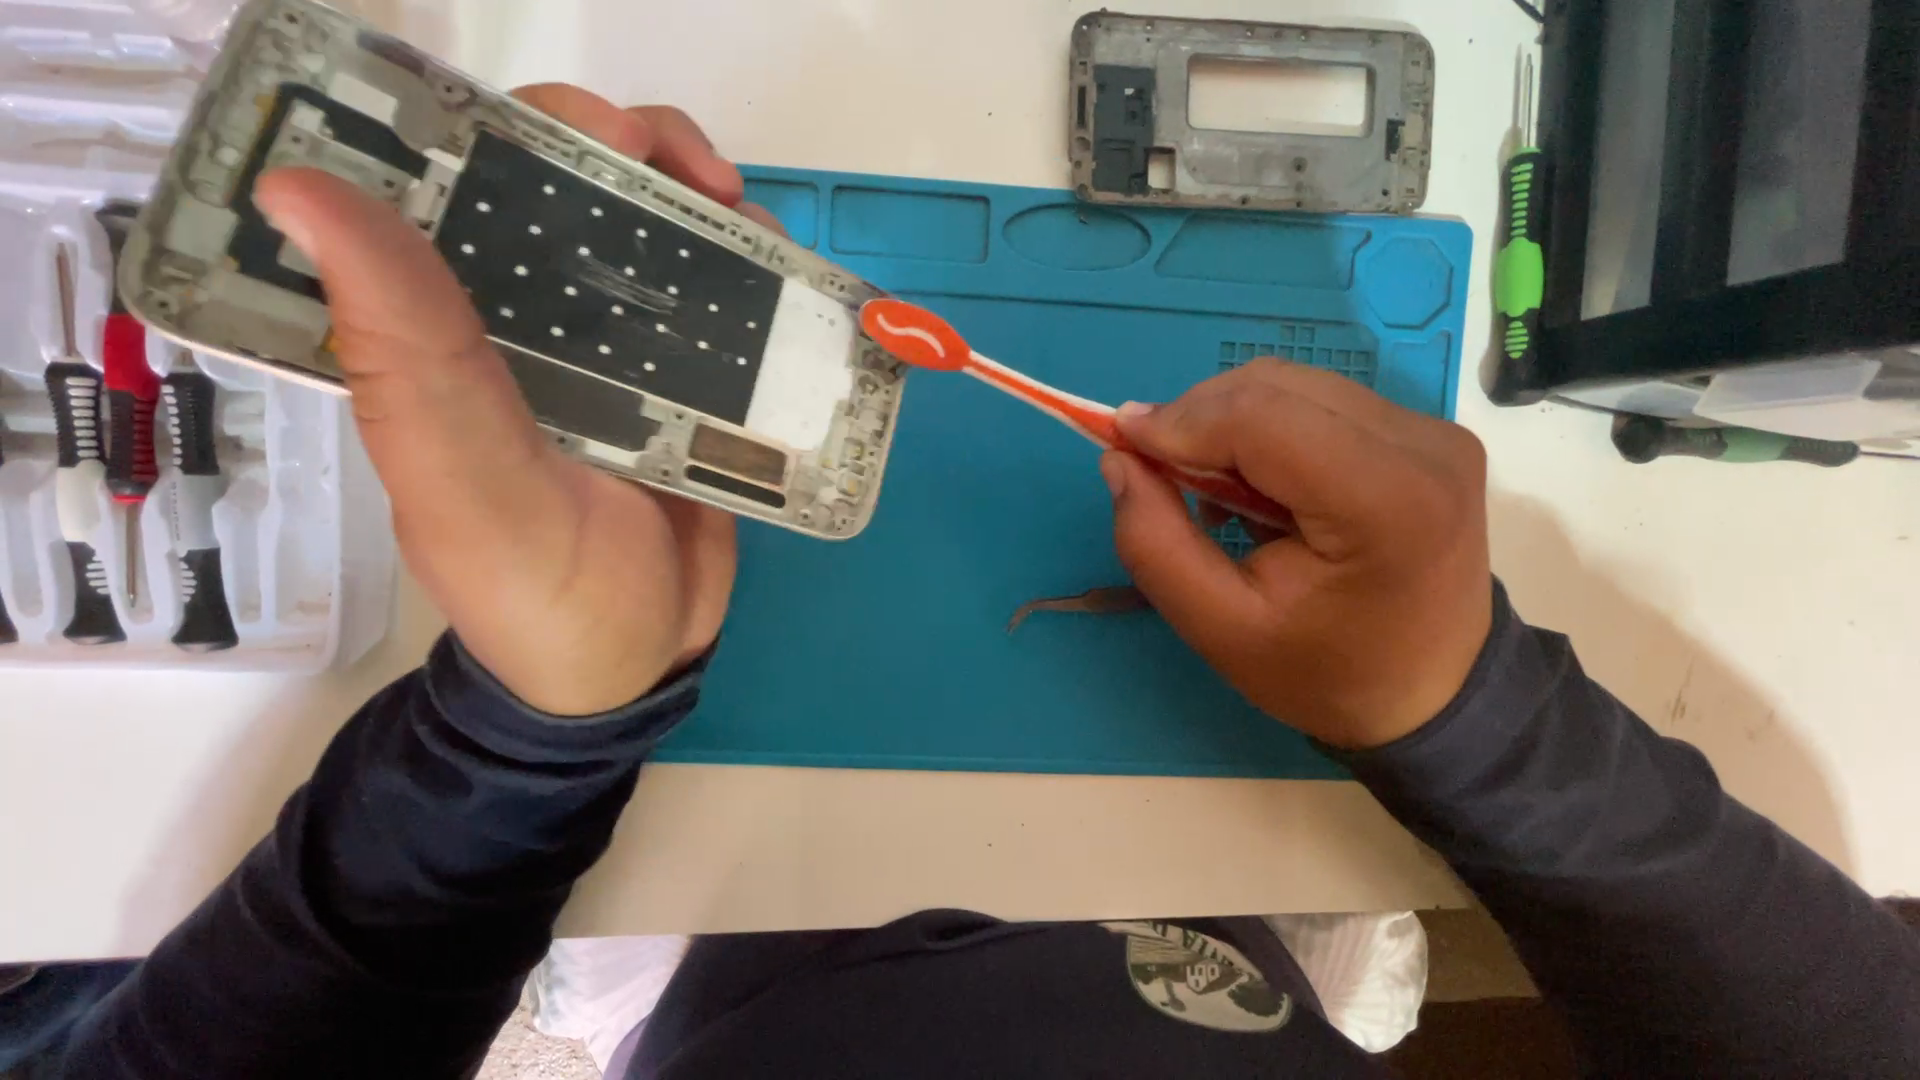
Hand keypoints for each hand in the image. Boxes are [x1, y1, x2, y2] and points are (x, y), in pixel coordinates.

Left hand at [255, 85, 773, 714]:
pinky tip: (784, 282)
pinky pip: (719, 316)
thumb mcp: (471, 485)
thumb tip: (299, 187)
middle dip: (643, 158)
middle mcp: (530, 329)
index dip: (526, 129)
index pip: (465, 186)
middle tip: (710, 182)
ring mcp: (620, 361)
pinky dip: (753, 284)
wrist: (634, 666)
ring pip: (659, 246)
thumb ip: (412, 357)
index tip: (608, 137)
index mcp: (451, 333)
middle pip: (580, 196)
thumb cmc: (542, 594)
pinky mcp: (689, 396)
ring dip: (707, 212)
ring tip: (755, 229)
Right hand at [1103, 360, 1491, 748]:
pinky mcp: (1425, 434)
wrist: (1433, 696)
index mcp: (1384, 501)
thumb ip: (1154, 544)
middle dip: (1197, 420)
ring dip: (1229, 425)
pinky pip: (1318, 403)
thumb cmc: (1324, 673)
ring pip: (1292, 387)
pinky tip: (1257, 488)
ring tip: (1212, 493)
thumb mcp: (1219, 629)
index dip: (1179, 421)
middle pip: (1274, 388)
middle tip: (1161, 477)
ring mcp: (1432, 433)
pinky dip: (1265, 432)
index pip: (1259, 416)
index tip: (1122, 446)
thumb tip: (1118, 459)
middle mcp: (1421, 446)